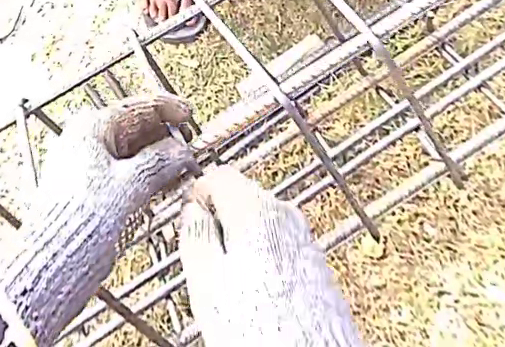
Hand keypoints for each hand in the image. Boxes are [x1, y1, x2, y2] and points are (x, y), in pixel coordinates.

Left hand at [0, 95, 195, 345]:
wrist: (46, 272)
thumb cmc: (80, 224)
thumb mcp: (131, 186)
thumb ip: (162, 161)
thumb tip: (182, 150)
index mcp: (91, 127)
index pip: (138, 106)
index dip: (169, 108)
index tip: (189, 114)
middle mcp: (85, 140)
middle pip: (135, 128)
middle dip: (165, 137)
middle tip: (189, 146)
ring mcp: (84, 164)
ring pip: (131, 151)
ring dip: (158, 158)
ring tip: (181, 168)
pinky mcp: (86, 189)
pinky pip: (123, 172)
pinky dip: (145, 175)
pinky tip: (163, 184)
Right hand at [179, 167, 364, 346]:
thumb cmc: (257, 328)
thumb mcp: (208, 284)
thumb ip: (195, 236)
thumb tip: (191, 210)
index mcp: (255, 207)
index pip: (220, 175)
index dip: (200, 193)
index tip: (190, 218)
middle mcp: (283, 211)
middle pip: (243, 196)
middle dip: (222, 219)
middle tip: (207, 260)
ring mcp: (302, 233)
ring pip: (261, 220)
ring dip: (243, 240)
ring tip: (232, 284)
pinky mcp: (313, 257)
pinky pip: (280, 242)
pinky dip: (264, 256)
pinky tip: (258, 291)